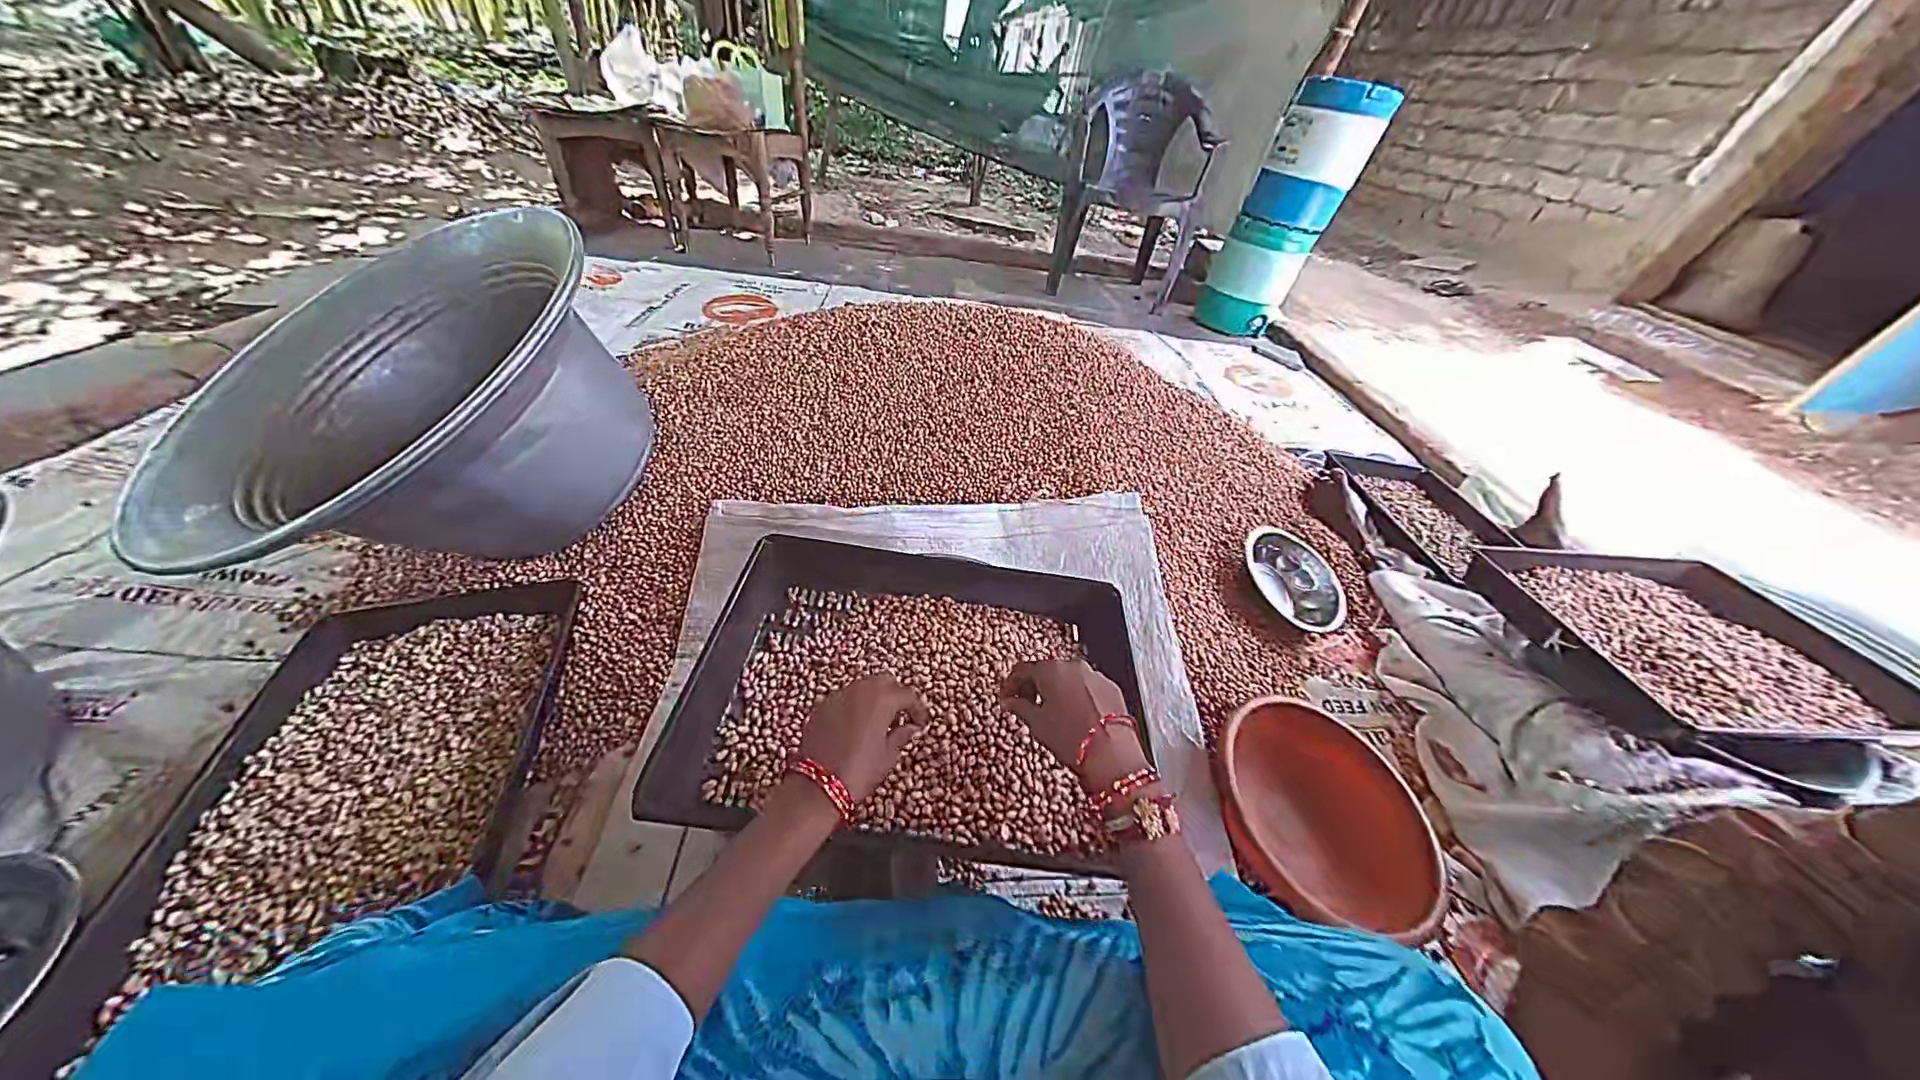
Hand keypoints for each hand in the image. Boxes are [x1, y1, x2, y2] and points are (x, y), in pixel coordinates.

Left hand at [797, 674, 928, 801]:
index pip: (908, 695)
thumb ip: (901, 736)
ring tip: (877, 723)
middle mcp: (859, 690)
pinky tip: (854, 728)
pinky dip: (852, 707)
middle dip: (895, 695)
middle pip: (884, 681)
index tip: (920, 722)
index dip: (918, 708)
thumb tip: (910, 728)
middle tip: (899, 717)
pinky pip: (842, 699)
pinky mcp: (820, 708)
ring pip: (861, 687)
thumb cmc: (859, 771)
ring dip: (872, 699)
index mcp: (882, 699)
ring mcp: (837, 697)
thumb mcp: (888, 755)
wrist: (818, 787)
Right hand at [998, 658, 1146, 789]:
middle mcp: (1074, 666)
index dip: (1011, 684)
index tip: (1006, 697)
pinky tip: (1074, 716)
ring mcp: (1095, 676)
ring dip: (1057, 691)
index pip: (1022, 670)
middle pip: (1047, 671)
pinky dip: (1077, 697)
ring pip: (1069, 679)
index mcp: (1051, 669)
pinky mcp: (1112, 689)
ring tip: (1051, 713)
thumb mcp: (1037, 723)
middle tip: (1025, 704)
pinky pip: (1088, 688)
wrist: (1111, 754)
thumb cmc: (1072, 738)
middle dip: (1034, 687)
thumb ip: (1019, 707)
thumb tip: (1010, 702)